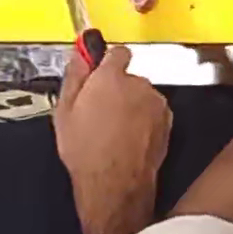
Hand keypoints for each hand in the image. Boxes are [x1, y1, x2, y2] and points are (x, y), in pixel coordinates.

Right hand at [54, 45, 173, 233]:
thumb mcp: (65, 110)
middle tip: (98, 108)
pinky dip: (143, 120)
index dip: (106, 60)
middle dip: (117, 88)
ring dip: (132, 105)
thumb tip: (79, 54)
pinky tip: (127, 136)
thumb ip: (75, 75)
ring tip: (111, 128)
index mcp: (112, 78)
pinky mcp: (167, 121)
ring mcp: (157, 104)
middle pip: (129, 77)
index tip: (98, 66)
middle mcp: (140, 86)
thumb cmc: (89, 151)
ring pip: (142, 96)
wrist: (116, 181)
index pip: (116, 52)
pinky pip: (153, 112)